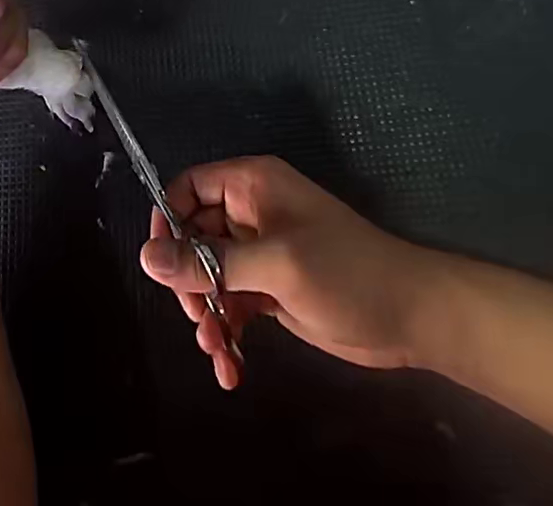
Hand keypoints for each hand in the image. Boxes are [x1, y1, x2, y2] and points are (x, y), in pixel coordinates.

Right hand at [138, 156, 445, 389]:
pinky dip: (226, 333)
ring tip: (219, 349)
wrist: (407, 314)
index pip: (190, 188)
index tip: (161, 265)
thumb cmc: (344, 272)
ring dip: (207, 315)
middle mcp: (252, 214)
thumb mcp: (275, 265)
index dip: (169, 221)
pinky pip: (230, 304)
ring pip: (209, 277)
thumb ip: (209, 262)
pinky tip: (231, 367)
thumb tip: (146, 258)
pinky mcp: (269, 289)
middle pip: (193, 237)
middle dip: (190, 280)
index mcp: (253, 186)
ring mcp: (260, 254)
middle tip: (199, 315)